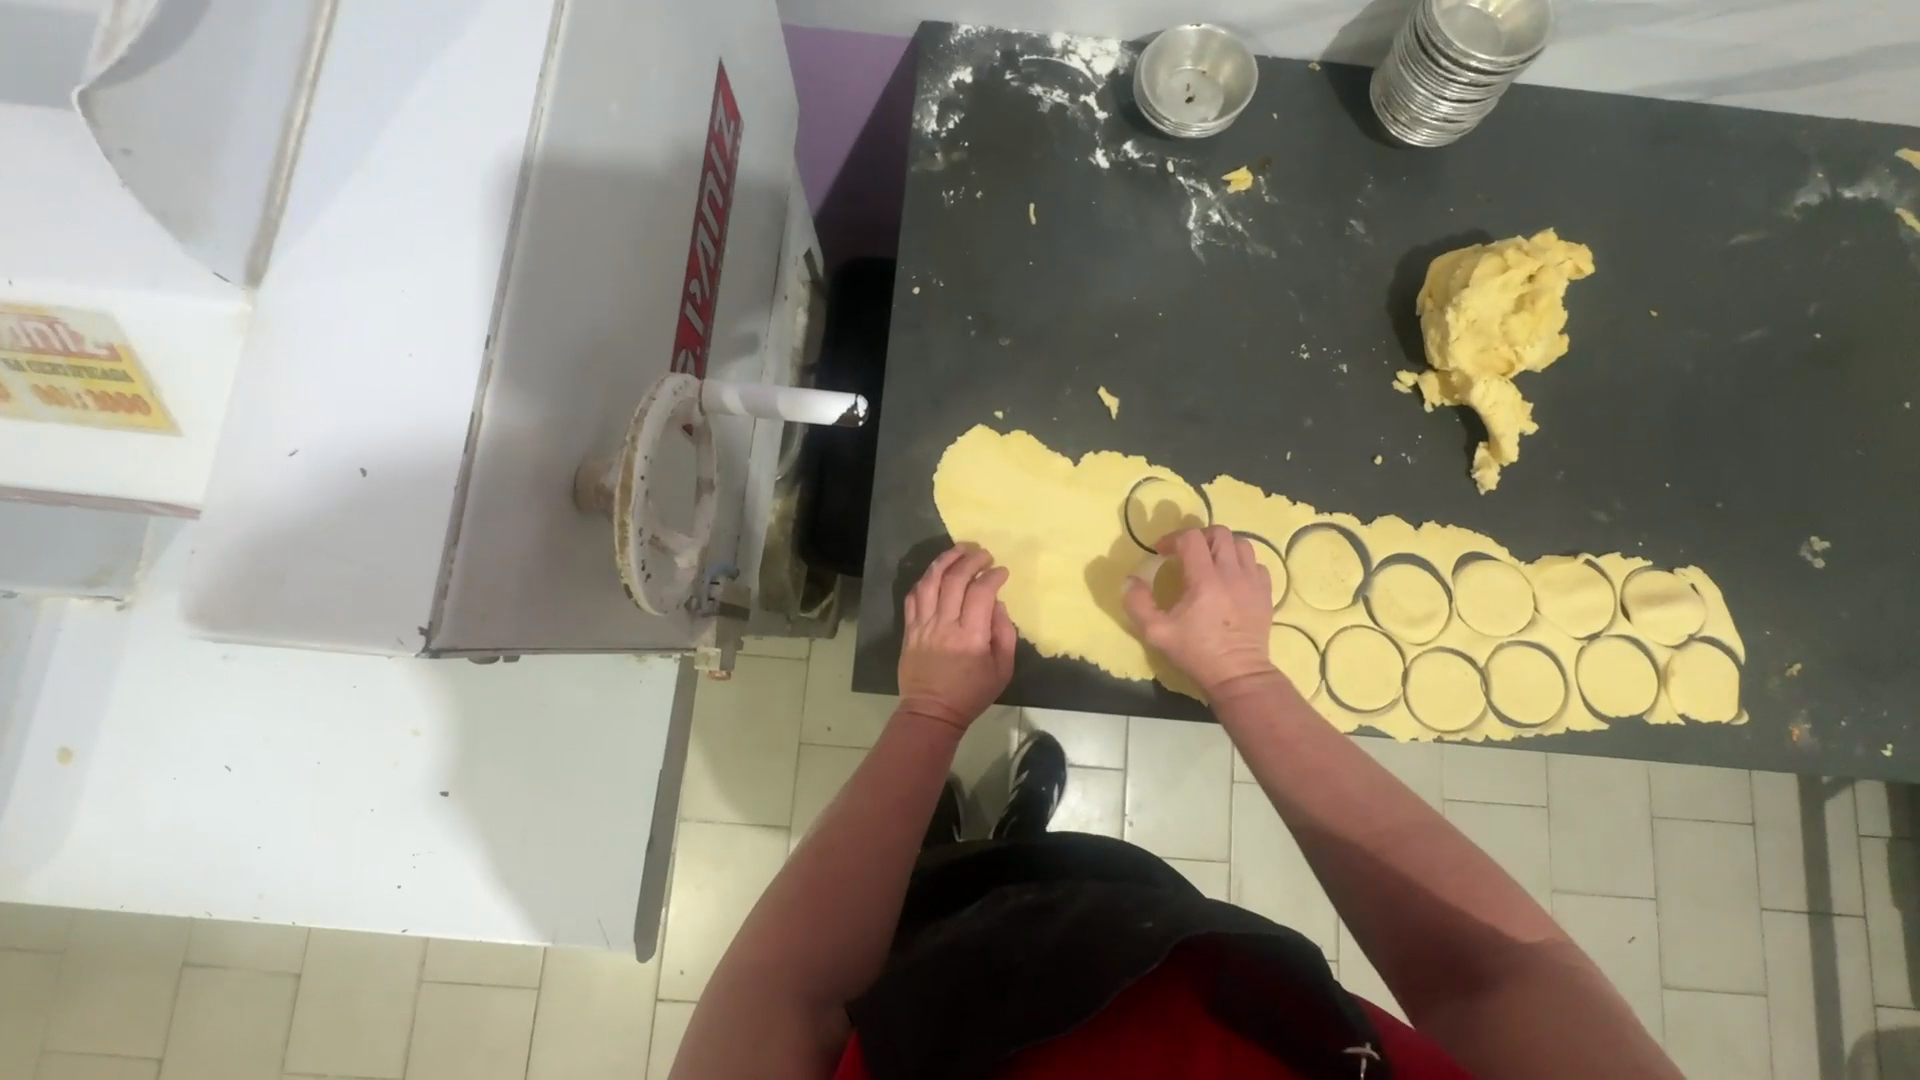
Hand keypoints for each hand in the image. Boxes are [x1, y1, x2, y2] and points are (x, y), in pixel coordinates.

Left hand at [897, 543, 1016, 733]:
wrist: (932, 711)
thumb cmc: (972, 693)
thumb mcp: (1003, 669)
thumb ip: (1004, 634)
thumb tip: (997, 604)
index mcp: (971, 637)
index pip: (981, 593)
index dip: (993, 576)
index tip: (1002, 571)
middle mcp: (945, 626)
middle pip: (955, 580)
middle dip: (971, 560)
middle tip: (984, 554)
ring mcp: (923, 626)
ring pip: (930, 582)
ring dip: (945, 561)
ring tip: (959, 550)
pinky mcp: (910, 630)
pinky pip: (914, 597)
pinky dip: (925, 579)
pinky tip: (937, 572)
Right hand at [1122, 526, 1276, 698]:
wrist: (1238, 675)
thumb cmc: (1196, 653)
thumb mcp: (1156, 632)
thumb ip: (1137, 603)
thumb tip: (1130, 580)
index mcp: (1204, 579)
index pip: (1190, 538)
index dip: (1172, 539)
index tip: (1162, 553)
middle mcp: (1232, 573)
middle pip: (1220, 533)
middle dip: (1199, 537)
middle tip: (1186, 553)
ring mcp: (1253, 582)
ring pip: (1242, 544)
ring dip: (1223, 547)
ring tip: (1209, 562)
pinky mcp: (1266, 593)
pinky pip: (1256, 564)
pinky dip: (1242, 564)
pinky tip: (1231, 578)